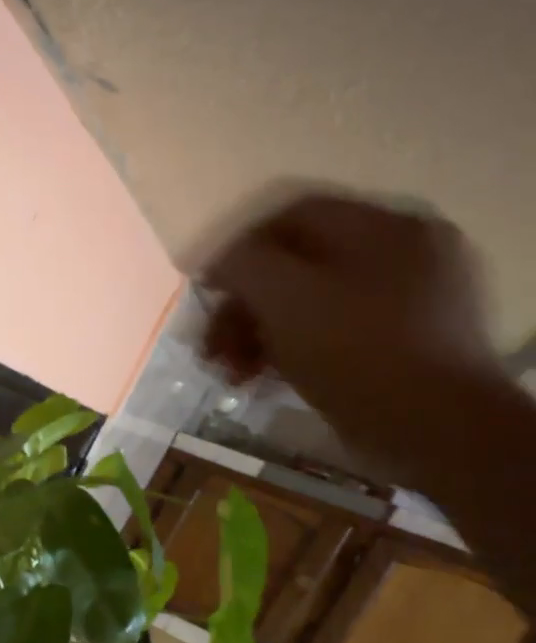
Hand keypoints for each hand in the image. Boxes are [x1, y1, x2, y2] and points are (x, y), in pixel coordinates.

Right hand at [201, 191, 499, 457]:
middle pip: (293, 263)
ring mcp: (409, 296)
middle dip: (242, 305)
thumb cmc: (354, 350)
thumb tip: (221, 259)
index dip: (238, 246)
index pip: (292, 214)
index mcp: (385, 228)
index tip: (206, 288)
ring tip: (230, 371)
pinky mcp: (402, 338)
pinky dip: (287, 348)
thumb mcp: (283, 296)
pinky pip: (328, 327)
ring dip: (254, 333)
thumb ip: (243, 262)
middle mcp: (404, 251)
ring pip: (305, 299)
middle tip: (212, 345)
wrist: (436, 428)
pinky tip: (263, 377)